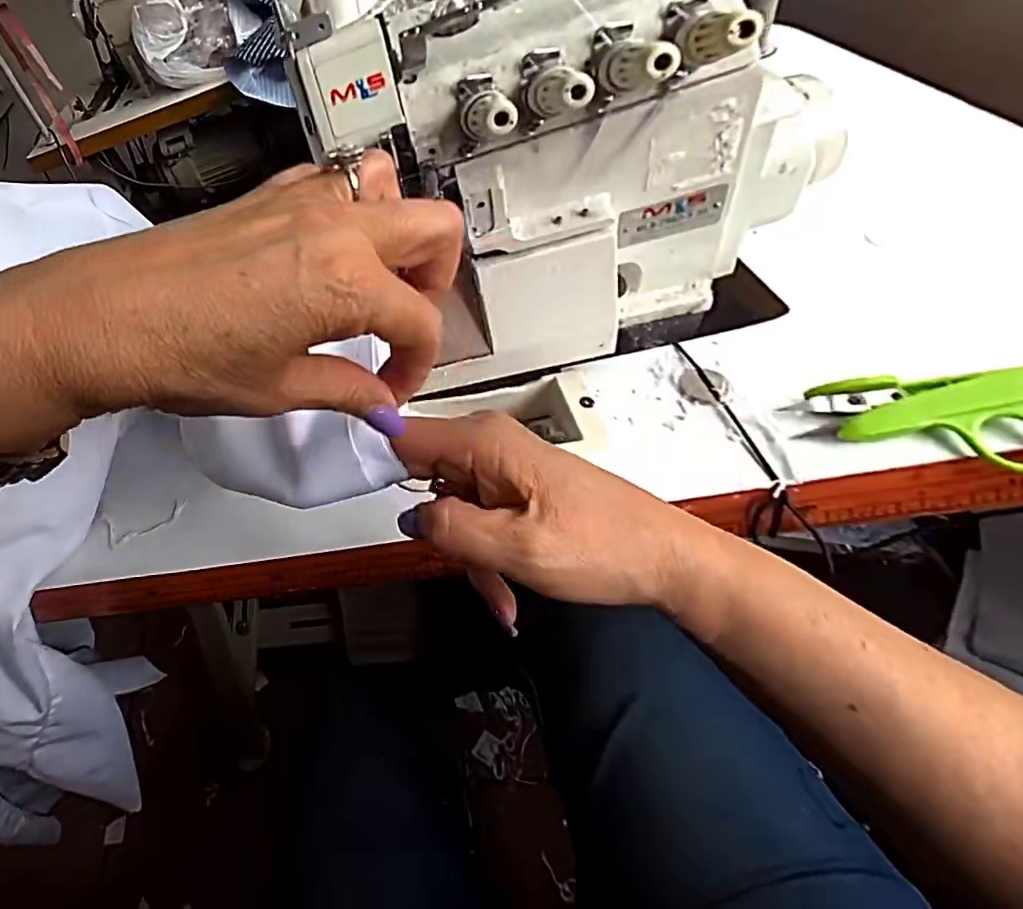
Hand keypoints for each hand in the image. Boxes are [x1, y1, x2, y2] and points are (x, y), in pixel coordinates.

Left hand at [0, 150, 462, 452]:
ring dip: (401, 231)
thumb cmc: (176, 352)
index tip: (393, 385)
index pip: (421, 320)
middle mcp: (334, 226)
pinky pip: (335, 181)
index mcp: (346, 279)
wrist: (98, 316)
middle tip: (406, 321)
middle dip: (437, 279)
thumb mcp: (277, 387)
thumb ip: (346, 389)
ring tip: (377, 278)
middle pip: (435, 228)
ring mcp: (301, 200)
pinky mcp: (269, 194)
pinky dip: (352, 210)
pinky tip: (327, 254)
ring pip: (390, 186)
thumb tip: (378, 401)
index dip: (417, 363)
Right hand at [393, 413, 725, 632]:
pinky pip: (480, 517)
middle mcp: (491, 445)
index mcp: (485, 442)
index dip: (374, 464)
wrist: (664, 557)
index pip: (402, 436)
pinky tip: (510, 584)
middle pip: (426, 481)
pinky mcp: (516, 485)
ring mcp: (504, 465)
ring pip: (453, 508)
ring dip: (468, 553)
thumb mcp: (518, 547)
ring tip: (502, 588)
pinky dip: (487, 553)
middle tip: (466, 567)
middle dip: (440, 533)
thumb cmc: (609, 544)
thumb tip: (411, 516)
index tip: (358, 495)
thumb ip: (451, 529)